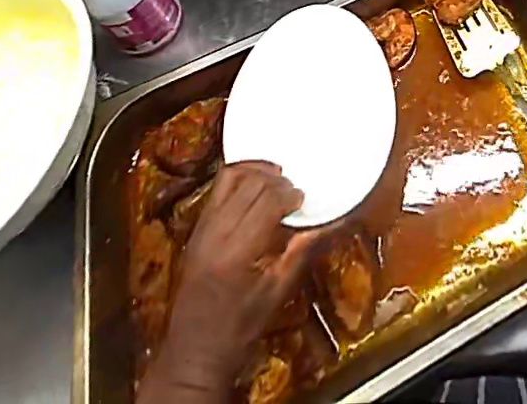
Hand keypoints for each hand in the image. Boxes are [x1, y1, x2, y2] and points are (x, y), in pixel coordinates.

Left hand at [139, 161, 320, 403]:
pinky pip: (216, 190)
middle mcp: (215, 233)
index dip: (290, 194)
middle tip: (293, 192)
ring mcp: (200, 229)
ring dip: (255, 172)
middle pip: (250, 184)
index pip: (267, 201)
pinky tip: (254, 189)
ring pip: (228, 178)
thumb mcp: (276, 294)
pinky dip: (237, 180)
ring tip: (275, 178)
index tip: (303, 200)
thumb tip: (333, 222)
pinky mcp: (194, 230)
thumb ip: (302, 252)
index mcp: (236, 251)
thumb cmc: (238, 330)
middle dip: (277, 181)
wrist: (193, 355)